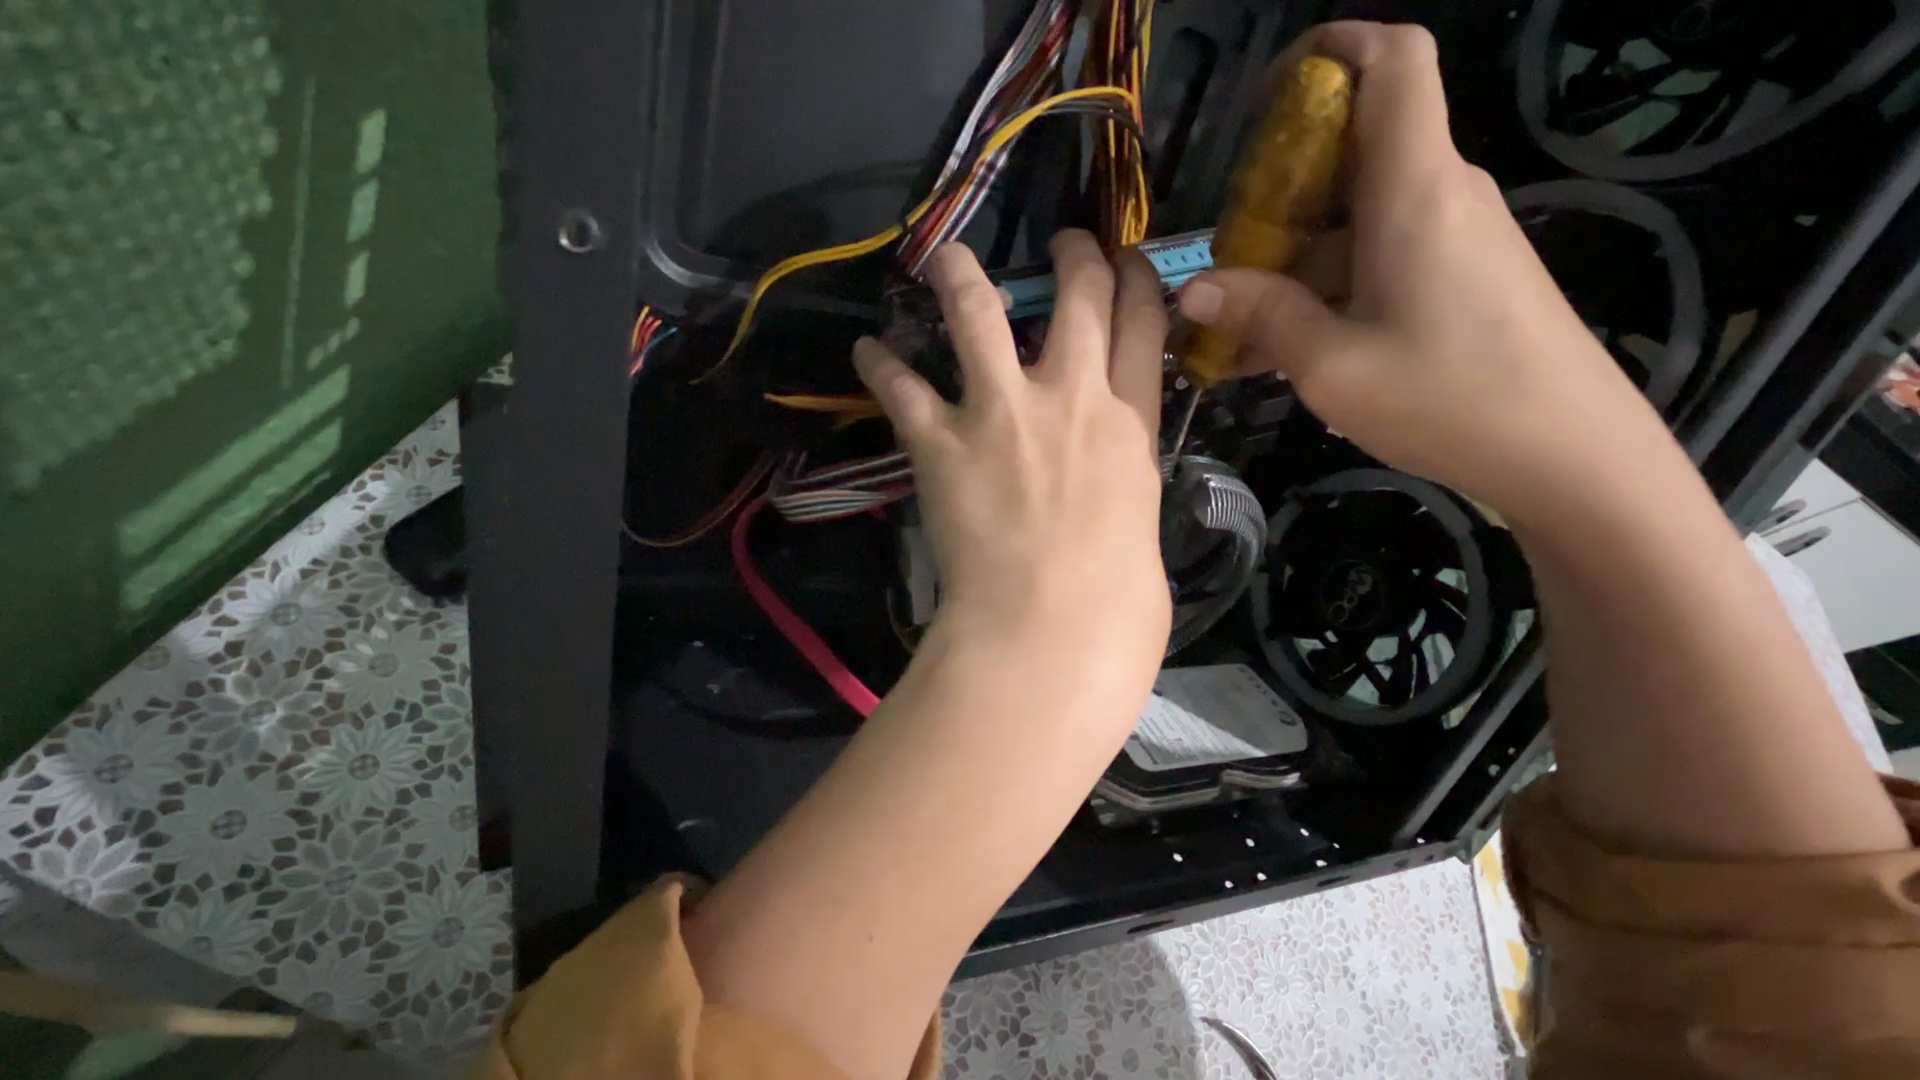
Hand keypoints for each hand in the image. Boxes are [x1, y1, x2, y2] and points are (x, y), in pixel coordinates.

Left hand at [854, 230, 1170, 671]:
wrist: (1052, 630)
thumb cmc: (1115, 602)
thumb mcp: (1140, 524)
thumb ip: (1122, 483)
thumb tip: (1110, 483)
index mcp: (1129, 423)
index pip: (1142, 323)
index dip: (1135, 278)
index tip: (1124, 257)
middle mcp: (1071, 397)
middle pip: (1079, 295)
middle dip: (1073, 254)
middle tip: (1062, 240)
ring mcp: (1003, 413)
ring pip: (978, 314)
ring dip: (960, 275)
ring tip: (944, 255)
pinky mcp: (942, 443)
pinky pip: (903, 389)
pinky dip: (880, 366)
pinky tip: (865, 349)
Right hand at [1176, 21, 1670, 521]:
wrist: (1572, 457)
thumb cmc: (1450, 400)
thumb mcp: (1332, 367)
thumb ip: (1262, 315)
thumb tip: (1195, 287)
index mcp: (1414, 188)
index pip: (1391, 60)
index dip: (1330, 50)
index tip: (1266, 99)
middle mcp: (1441, 193)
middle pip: (1353, 152)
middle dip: (1278, 192)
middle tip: (1225, 259)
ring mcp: (1457, 237)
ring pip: (1357, 220)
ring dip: (1293, 262)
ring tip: (1237, 332)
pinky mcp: (1465, 277)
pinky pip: (1380, 260)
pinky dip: (1328, 290)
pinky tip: (1285, 352)